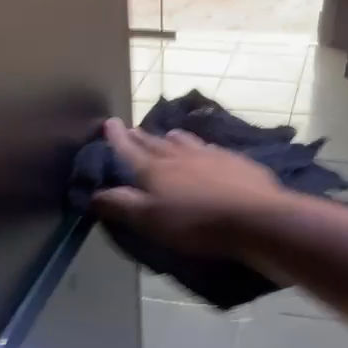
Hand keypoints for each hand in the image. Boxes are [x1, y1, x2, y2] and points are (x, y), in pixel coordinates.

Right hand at [90, 119, 293, 255]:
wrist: (253, 218)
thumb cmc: (196, 224)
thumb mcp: (151, 221)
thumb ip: (122, 206)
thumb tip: (94, 194)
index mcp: (155, 170)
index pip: (129, 150)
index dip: (117, 138)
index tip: (108, 123)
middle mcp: (180, 155)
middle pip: (156, 143)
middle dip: (141, 137)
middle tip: (132, 129)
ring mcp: (210, 155)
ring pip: (185, 142)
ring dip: (172, 139)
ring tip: (167, 135)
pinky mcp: (235, 163)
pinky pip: (212, 150)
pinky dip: (202, 148)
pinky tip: (207, 151)